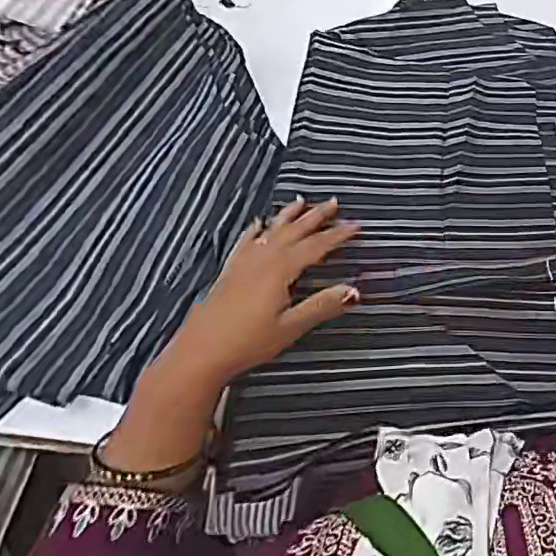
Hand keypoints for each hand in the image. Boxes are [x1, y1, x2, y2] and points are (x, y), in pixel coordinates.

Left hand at [168, 196, 361, 381]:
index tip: (356, 225)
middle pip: (295, 230)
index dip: (338, 234)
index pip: (316, 245)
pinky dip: (256, 230)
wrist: (199, 353)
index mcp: (281, 269)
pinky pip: (246, 241)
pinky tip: (259, 224)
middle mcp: (263, 258)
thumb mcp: (290, 326)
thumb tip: (354, 290)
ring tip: (301, 202)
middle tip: (333, 202)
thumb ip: (322, 305)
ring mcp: (244, 262)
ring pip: (272, 230)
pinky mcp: (230, 271)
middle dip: (316, 216)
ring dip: (289, 216)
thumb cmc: (247, 342)